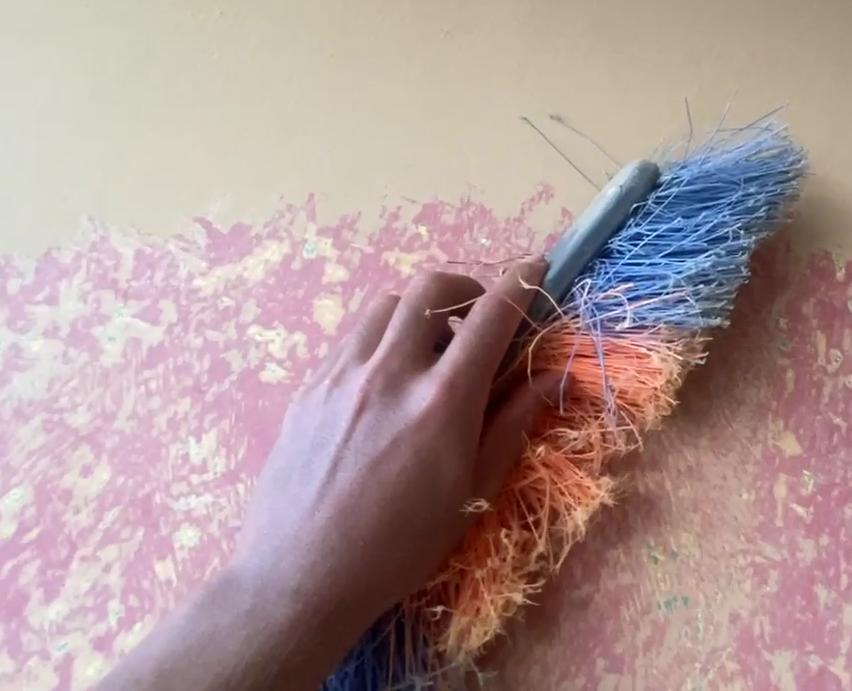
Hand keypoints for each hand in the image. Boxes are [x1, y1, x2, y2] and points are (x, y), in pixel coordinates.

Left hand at [229, 261, 554, 639]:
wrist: (297, 583)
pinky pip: (352, 337)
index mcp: (443, 400)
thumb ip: (513, 420)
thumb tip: (554, 374)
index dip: (522, 282)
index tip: (536, 267)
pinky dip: (382, 338)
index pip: (492, 315)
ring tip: (428, 348)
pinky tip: (386, 379)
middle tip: (476, 317)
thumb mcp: (473, 489)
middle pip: (432, 287)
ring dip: (419, 311)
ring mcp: (342, 376)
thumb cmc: (401, 544)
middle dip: (465, 288)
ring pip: (387, 304)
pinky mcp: (309, 388)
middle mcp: (392, 372)